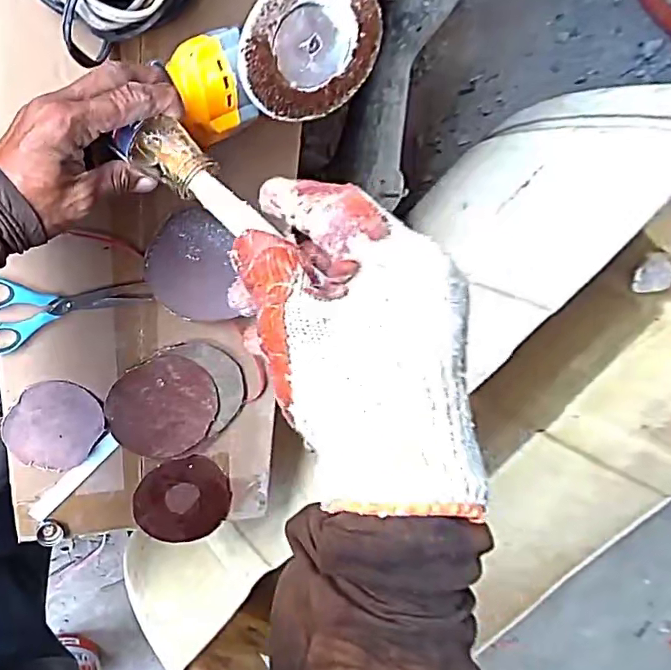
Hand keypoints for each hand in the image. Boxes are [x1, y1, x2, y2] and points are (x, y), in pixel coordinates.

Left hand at [0, 63, 184, 234]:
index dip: (158, 101)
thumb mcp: (80, 198)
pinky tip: (112, 125)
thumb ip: (117, 179)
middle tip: (167, 98)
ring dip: (123, 91)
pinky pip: (77, 97)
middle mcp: (53, 105)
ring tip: (143, 114)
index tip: (176, 109)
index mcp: (66, 121)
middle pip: (112, 74)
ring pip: (94, 82)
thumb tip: (144, 175)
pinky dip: (101, 104)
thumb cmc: (23, 207)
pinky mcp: (38, 115)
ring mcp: (43, 107)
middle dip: (145, 82)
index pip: (125, 98)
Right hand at [235, 179, 486, 519]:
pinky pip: (356, 318)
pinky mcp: (408, 347)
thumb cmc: (359, 401)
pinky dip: (317, 324)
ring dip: (294, 299)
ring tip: (259, 321)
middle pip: (343, 252)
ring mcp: (420, 317)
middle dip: (287, 264)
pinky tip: (287, 344)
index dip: (298, 201)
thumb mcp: (298, 326)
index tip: (266, 197)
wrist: (396, 472)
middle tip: (247, 273)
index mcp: (409, 264)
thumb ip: (272, 273)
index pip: (347, 210)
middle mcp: (423, 284)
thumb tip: (252, 241)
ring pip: (344, 288)